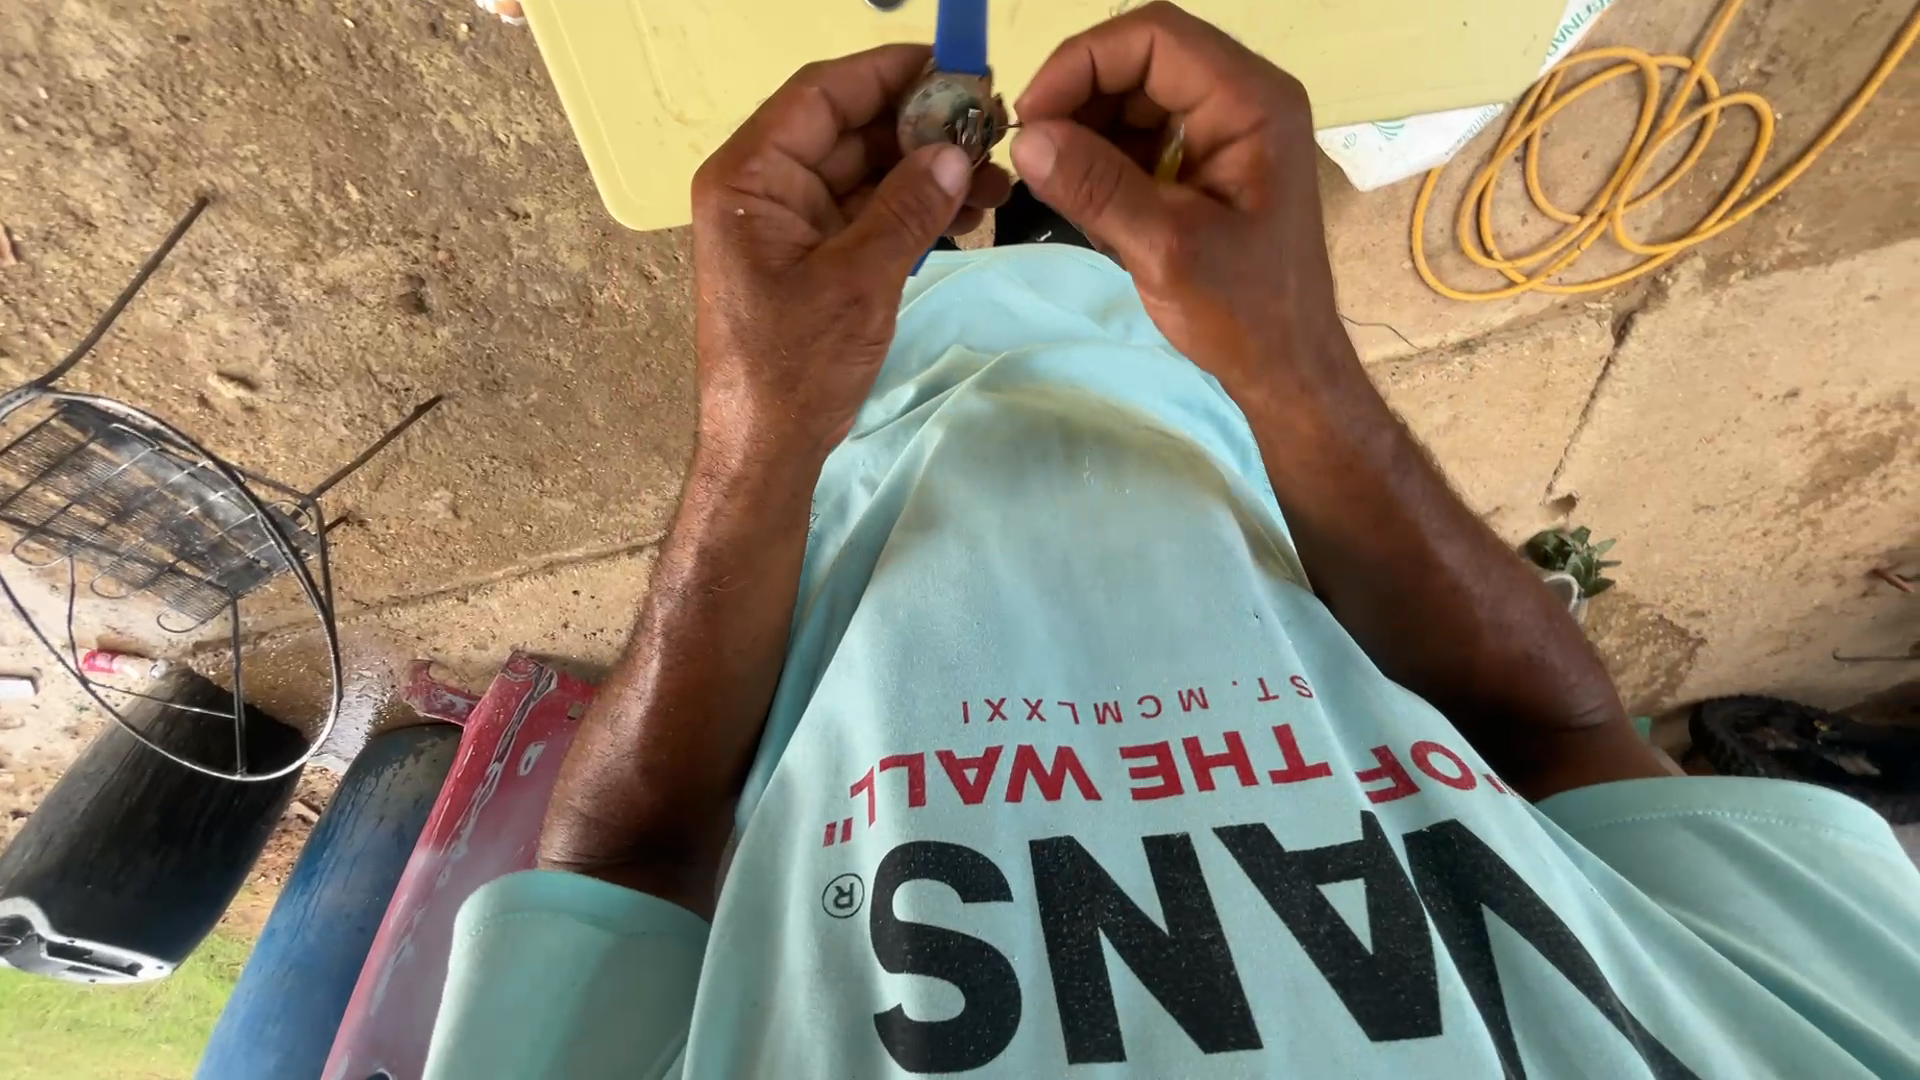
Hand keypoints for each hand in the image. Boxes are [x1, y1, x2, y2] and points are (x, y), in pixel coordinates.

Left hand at [692, 45, 1011, 467]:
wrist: (770, 446)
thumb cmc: (797, 365)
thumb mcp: (859, 281)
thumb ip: (908, 208)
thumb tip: (955, 153)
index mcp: (752, 179)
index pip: (822, 96)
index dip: (887, 74)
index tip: (950, 68)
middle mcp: (766, 192)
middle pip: (849, 136)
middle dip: (919, 133)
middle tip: (987, 132)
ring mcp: (791, 230)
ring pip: (864, 180)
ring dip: (924, 178)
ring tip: (991, 182)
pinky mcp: (814, 265)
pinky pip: (866, 221)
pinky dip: (910, 216)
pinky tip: (961, 214)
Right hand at [1010, 3, 1354, 407]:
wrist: (1282, 365)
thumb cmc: (1242, 311)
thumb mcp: (1165, 248)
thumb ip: (1097, 188)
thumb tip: (1026, 139)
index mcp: (1249, 102)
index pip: (1154, 38)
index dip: (1081, 63)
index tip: (1029, 117)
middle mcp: (1238, 103)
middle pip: (1142, 65)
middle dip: (1080, 104)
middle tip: (1035, 157)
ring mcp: (1221, 139)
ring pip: (1136, 107)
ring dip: (1089, 141)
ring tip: (1065, 194)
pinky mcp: (1203, 174)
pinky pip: (1142, 149)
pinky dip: (1106, 172)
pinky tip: (1095, 214)